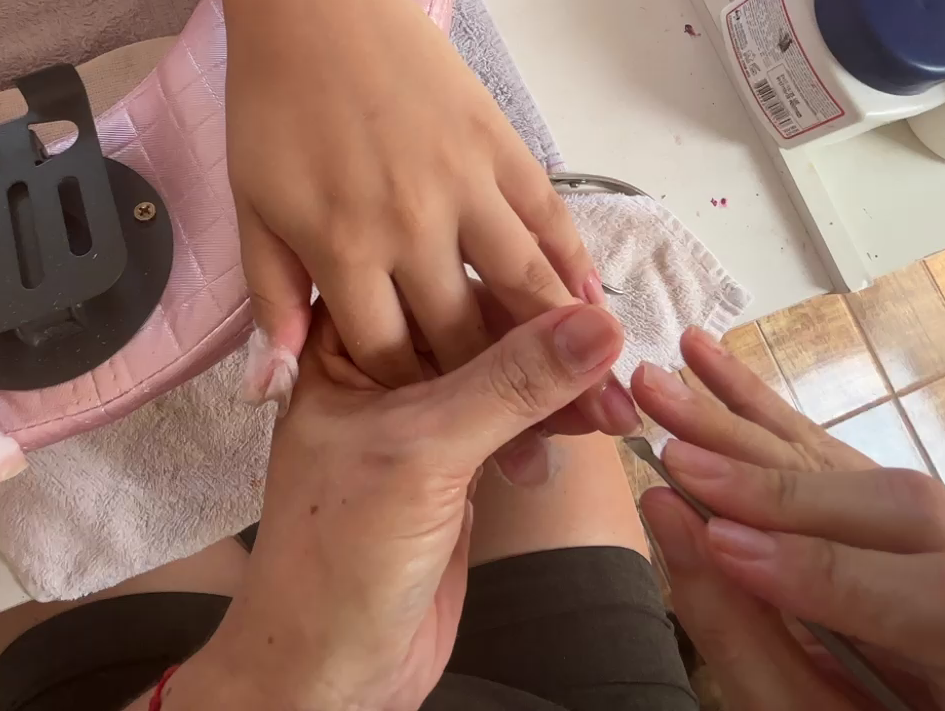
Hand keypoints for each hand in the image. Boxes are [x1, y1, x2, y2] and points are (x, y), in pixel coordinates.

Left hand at [164, 301, 625, 710]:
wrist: (330, 668)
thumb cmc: (341, 547)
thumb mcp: (423, 451)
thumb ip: (509, 385)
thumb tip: (599, 323)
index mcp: (345, 335)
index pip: (436, 276)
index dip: (514, 283)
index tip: (589, 298)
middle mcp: (380, 359)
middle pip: (478, 322)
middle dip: (549, 344)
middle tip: (613, 370)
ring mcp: (419, 408)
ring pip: (503, 371)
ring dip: (562, 387)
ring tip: (612, 416)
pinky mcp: (453, 453)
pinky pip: (513, 416)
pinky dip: (553, 421)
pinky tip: (587, 430)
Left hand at [223, 0, 637, 458]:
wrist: (317, 3)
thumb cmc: (272, 109)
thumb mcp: (252, 209)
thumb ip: (273, 300)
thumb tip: (273, 388)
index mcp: (343, 250)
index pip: (392, 359)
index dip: (418, 404)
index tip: (441, 430)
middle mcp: (413, 227)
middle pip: (464, 337)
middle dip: (496, 398)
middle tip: (530, 439)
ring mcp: (466, 182)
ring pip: (524, 286)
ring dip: (556, 346)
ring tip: (582, 389)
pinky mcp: (501, 143)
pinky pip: (549, 218)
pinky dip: (574, 265)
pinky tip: (591, 302)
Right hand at [631, 330, 944, 710]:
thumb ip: (740, 630)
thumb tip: (665, 508)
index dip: (827, 567)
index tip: (719, 542)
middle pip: (904, 509)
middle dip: (770, 480)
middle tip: (670, 450)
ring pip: (856, 466)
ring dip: (746, 420)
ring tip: (664, 381)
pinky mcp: (917, 518)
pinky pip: (837, 458)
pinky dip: (762, 412)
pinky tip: (710, 365)